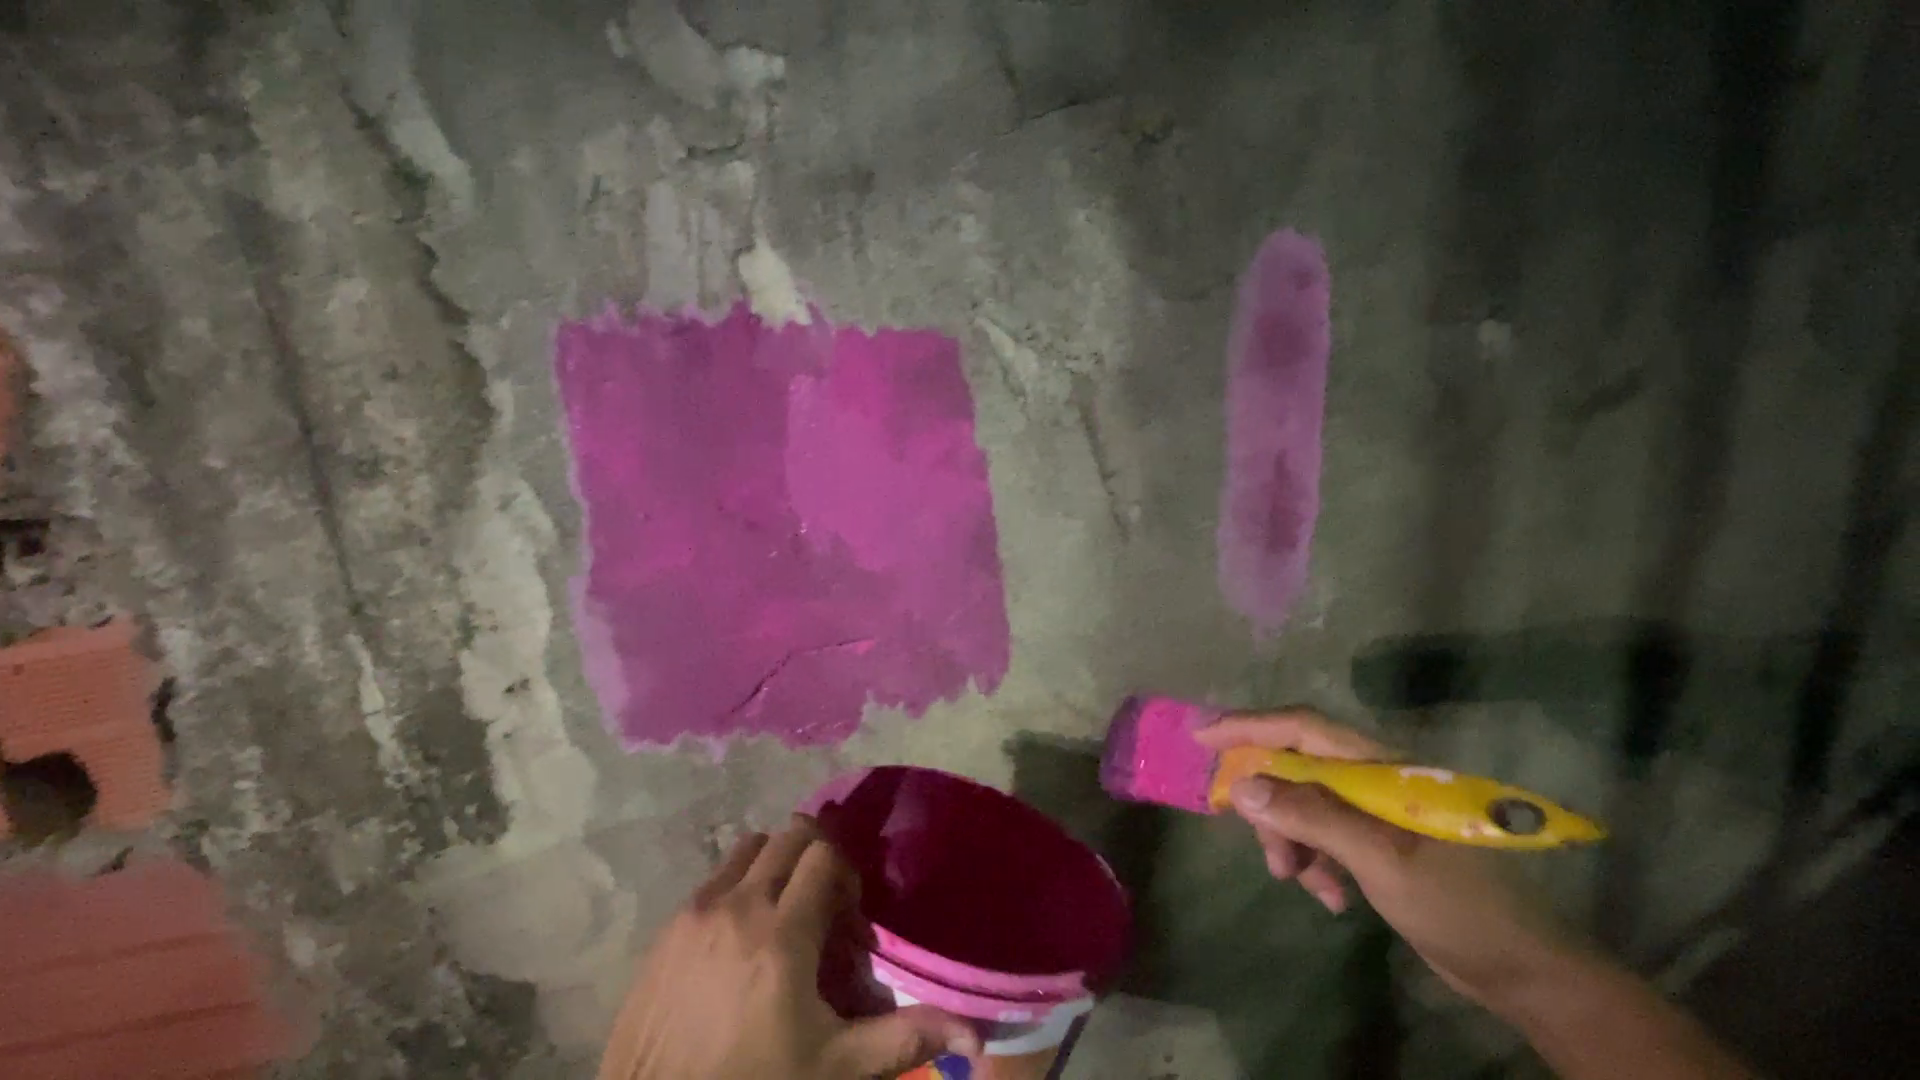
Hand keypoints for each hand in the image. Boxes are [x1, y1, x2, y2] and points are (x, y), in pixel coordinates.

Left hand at [599, 818, 979, 1079]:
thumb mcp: (833, 1067)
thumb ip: (902, 1038)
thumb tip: (972, 1033)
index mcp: (782, 932)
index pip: (824, 854)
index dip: (847, 873)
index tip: (849, 916)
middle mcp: (738, 904)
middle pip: (789, 836)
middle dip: (816, 855)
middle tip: (825, 903)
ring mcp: (697, 910)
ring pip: (749, 848)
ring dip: (776, 863)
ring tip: (784, 911)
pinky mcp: (668, 925)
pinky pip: (715, 876)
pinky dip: (739, 884)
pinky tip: (742, 936)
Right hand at [1194, 710, 1579, 1011]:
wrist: (1522, 968)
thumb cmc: (1456, 904)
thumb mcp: (1380, 858)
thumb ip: (1312, 816)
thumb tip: (1244, 786)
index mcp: (1381, 767)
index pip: (1303, 728)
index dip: (1249, 726)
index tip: (1201, 738)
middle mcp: (1375, 779)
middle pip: (1296, 769)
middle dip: (1272, 807)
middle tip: (1268, 852)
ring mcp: (1377, 812)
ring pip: (1304, 805)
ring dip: (1291, 840)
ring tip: (1300, 881)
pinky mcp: (1378, 843)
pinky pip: (1323, 836)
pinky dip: (1314, 860)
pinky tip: (1330, 895)